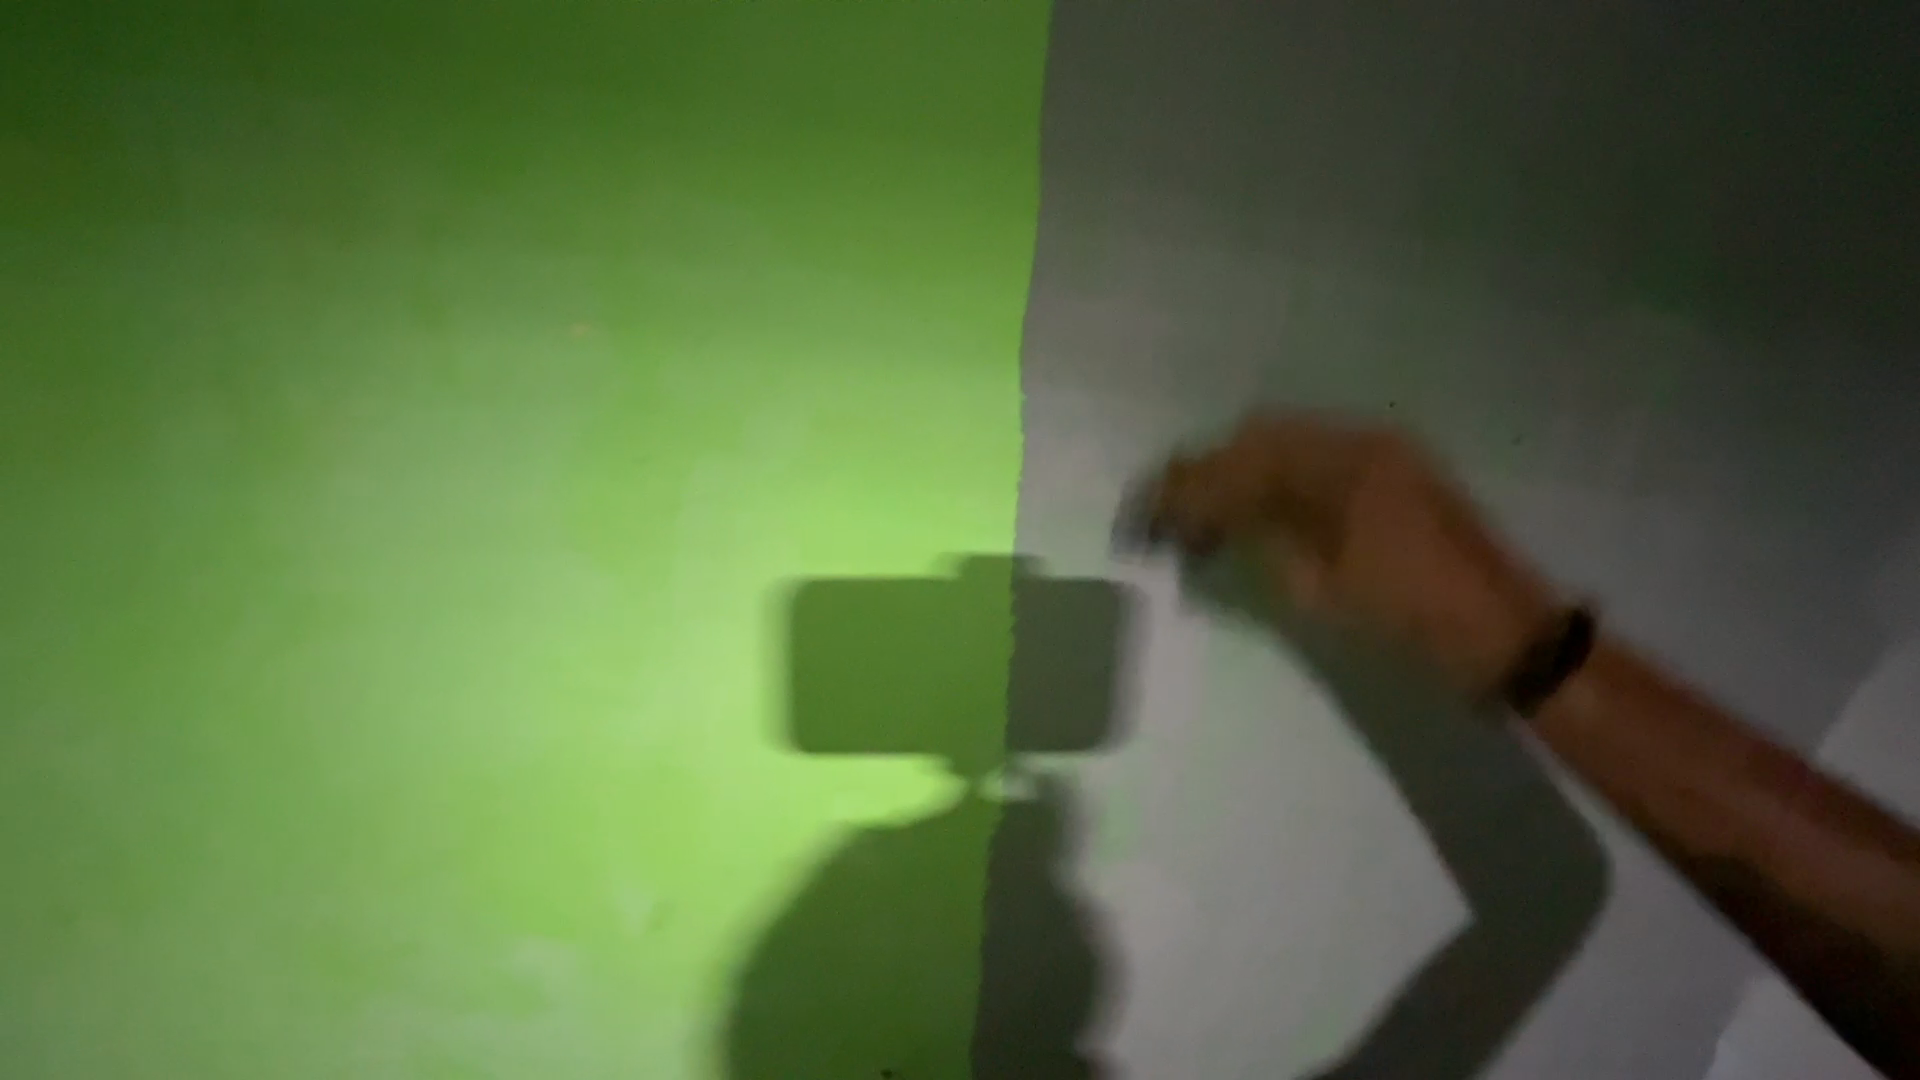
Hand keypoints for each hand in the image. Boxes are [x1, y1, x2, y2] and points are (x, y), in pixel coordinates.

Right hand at [1140, 411, 1559, 697]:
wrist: (1507, 634)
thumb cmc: (1410, 618)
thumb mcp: (1320, 589)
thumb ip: (1258, 543)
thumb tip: (1205, 526)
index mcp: (1342, 466)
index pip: (1241, 464)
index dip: (1185, 490)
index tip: (1144, 517)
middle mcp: (1359, 440)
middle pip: (1257, 437)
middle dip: (1204, 473)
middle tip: (1166, 514)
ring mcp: (1378, 451)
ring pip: (1284, 443)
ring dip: (1235, 473)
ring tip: (1202, 516)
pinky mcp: (1389, 470)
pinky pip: (1311, 456)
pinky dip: (1270, 478)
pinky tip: (1251, 510)